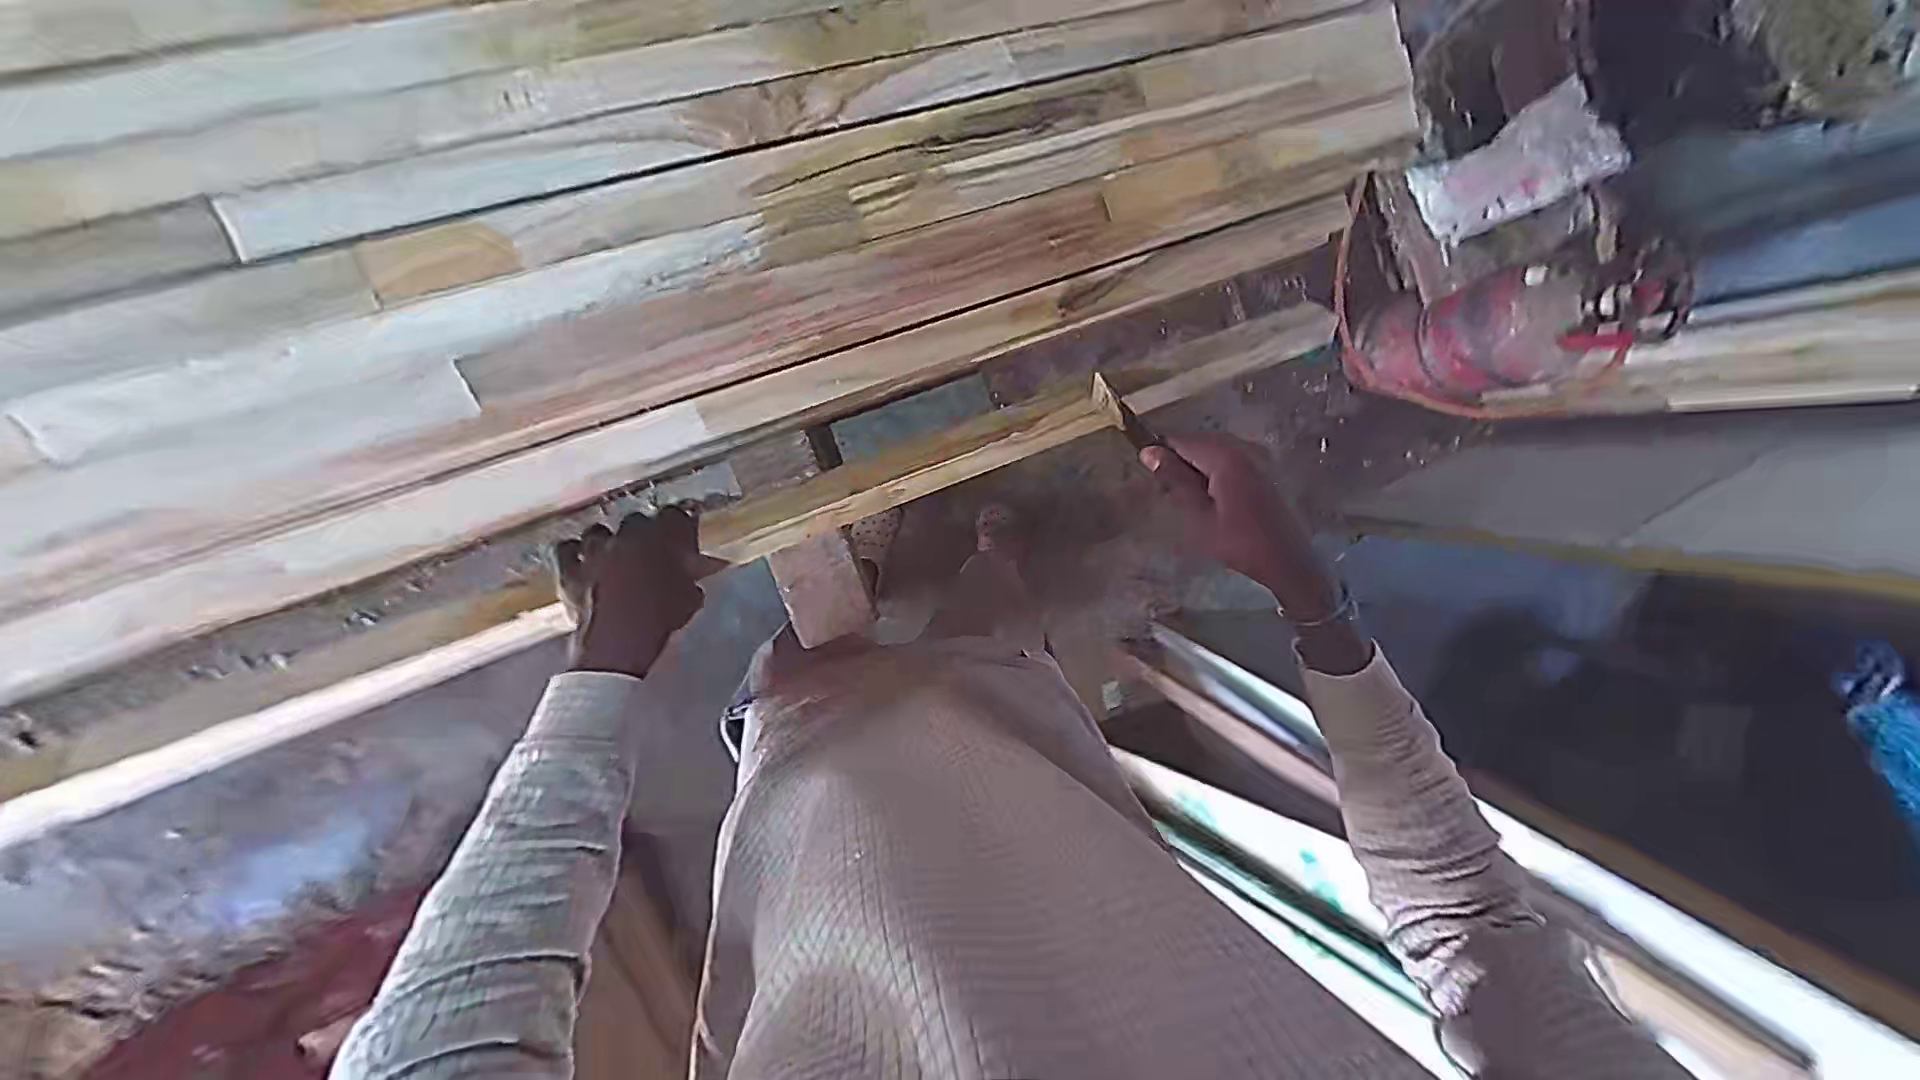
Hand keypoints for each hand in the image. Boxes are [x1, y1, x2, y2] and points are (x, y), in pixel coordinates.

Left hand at [555, 507, 711, 677]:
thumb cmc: (659, 620)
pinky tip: (582, 559)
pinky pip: (567, 549)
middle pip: (637, 520)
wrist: (618, 643)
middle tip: (652, 550)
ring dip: (609, 540)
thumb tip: (692, 573)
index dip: (679, 525)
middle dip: (645, 532)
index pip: (675, 515)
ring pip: (600, 530)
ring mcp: (595, 551)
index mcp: (662, 539)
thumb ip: (690, 578)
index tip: (683, 535)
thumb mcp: (689, 599)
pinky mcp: (570, 569)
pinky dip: (574, 552)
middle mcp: (627, 537)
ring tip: (616, 554)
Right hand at [1141, 434, 1337, 620]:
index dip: (1160, 454)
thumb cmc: (1238, 541)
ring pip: (1211, 452)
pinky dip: (1211, 474)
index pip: (1180, 440)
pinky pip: (1226, 461)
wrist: (1285, 560)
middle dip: (1178, 462)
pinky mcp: (1261, 470)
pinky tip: (1209, 499)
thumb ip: (1174, 480)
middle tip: (1168, 494)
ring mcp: (1255, 457)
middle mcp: (1242, 448)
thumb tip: (1149, 452)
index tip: (1151, 478)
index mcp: (1224, 456)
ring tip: (1187, 499)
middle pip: (1196, 443)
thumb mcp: (1197, 515)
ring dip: (1194, 469)